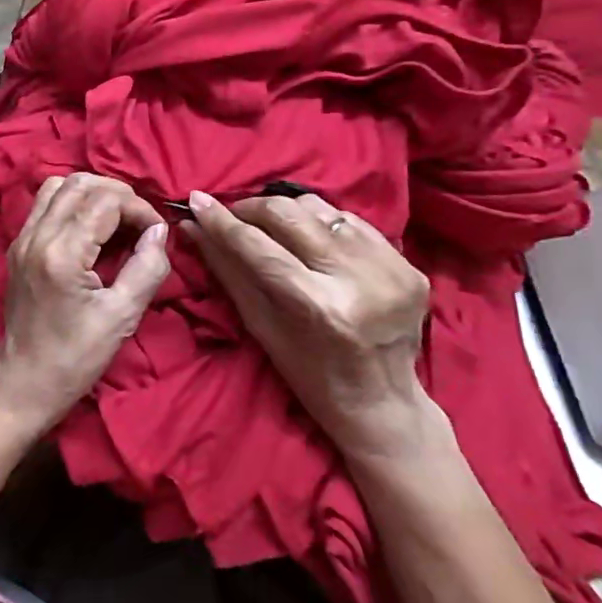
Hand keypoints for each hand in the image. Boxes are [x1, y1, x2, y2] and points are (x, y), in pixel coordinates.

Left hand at [0, 174, 171, 434]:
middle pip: (80, 183)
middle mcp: (36, 236)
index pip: (106, 201)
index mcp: (62, 253)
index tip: (156, 233)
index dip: (139, 209)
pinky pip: (45, 203)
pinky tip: (90, 226)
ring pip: (58, 185)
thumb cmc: (75, 358)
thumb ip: (147, 268)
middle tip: (140, 221)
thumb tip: (159, 232)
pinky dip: (72, 201)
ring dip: (92, 192)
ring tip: (117, 218)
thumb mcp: (121, 317)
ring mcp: (22, 238)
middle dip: (118, 193)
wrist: (24, 383)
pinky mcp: (18, 245)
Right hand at [182, 190, 439, 457]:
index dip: (222, 221)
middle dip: (251, 208)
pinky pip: (351, 221)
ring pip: (320, 209)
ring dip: (288, 213)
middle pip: (289, 215)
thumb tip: (192, 225)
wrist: (383, 402)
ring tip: (272, 227)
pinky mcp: (408, 265)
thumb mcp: (260, 325)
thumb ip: (227, 269)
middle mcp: (358, 281)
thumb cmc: (309, 374)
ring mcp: (390, 269)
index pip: (258, 246)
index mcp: (319, 307)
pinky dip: (324, 225)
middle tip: (232, 214)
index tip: (195, 200)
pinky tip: (313, 242)